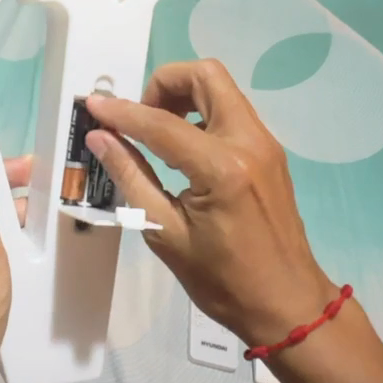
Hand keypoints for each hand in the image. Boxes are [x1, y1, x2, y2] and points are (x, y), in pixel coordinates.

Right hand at [85, 60, 336, 345]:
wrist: (290, 307)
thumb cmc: (224, 281)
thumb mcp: (165, 234)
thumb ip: (131, 177)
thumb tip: (100, 137)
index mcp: (222, 169)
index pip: (161, 123)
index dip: (121, 112)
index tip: (92, 105)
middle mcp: (249, 142)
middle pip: (205, 75)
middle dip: (163, 84)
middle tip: (140, 117)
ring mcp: (264, 143)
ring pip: (220, 87)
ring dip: (184, 95)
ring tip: (157, 132)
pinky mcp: (269, 151)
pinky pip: (230, 110)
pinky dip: (201, 112)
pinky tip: (182, 148)